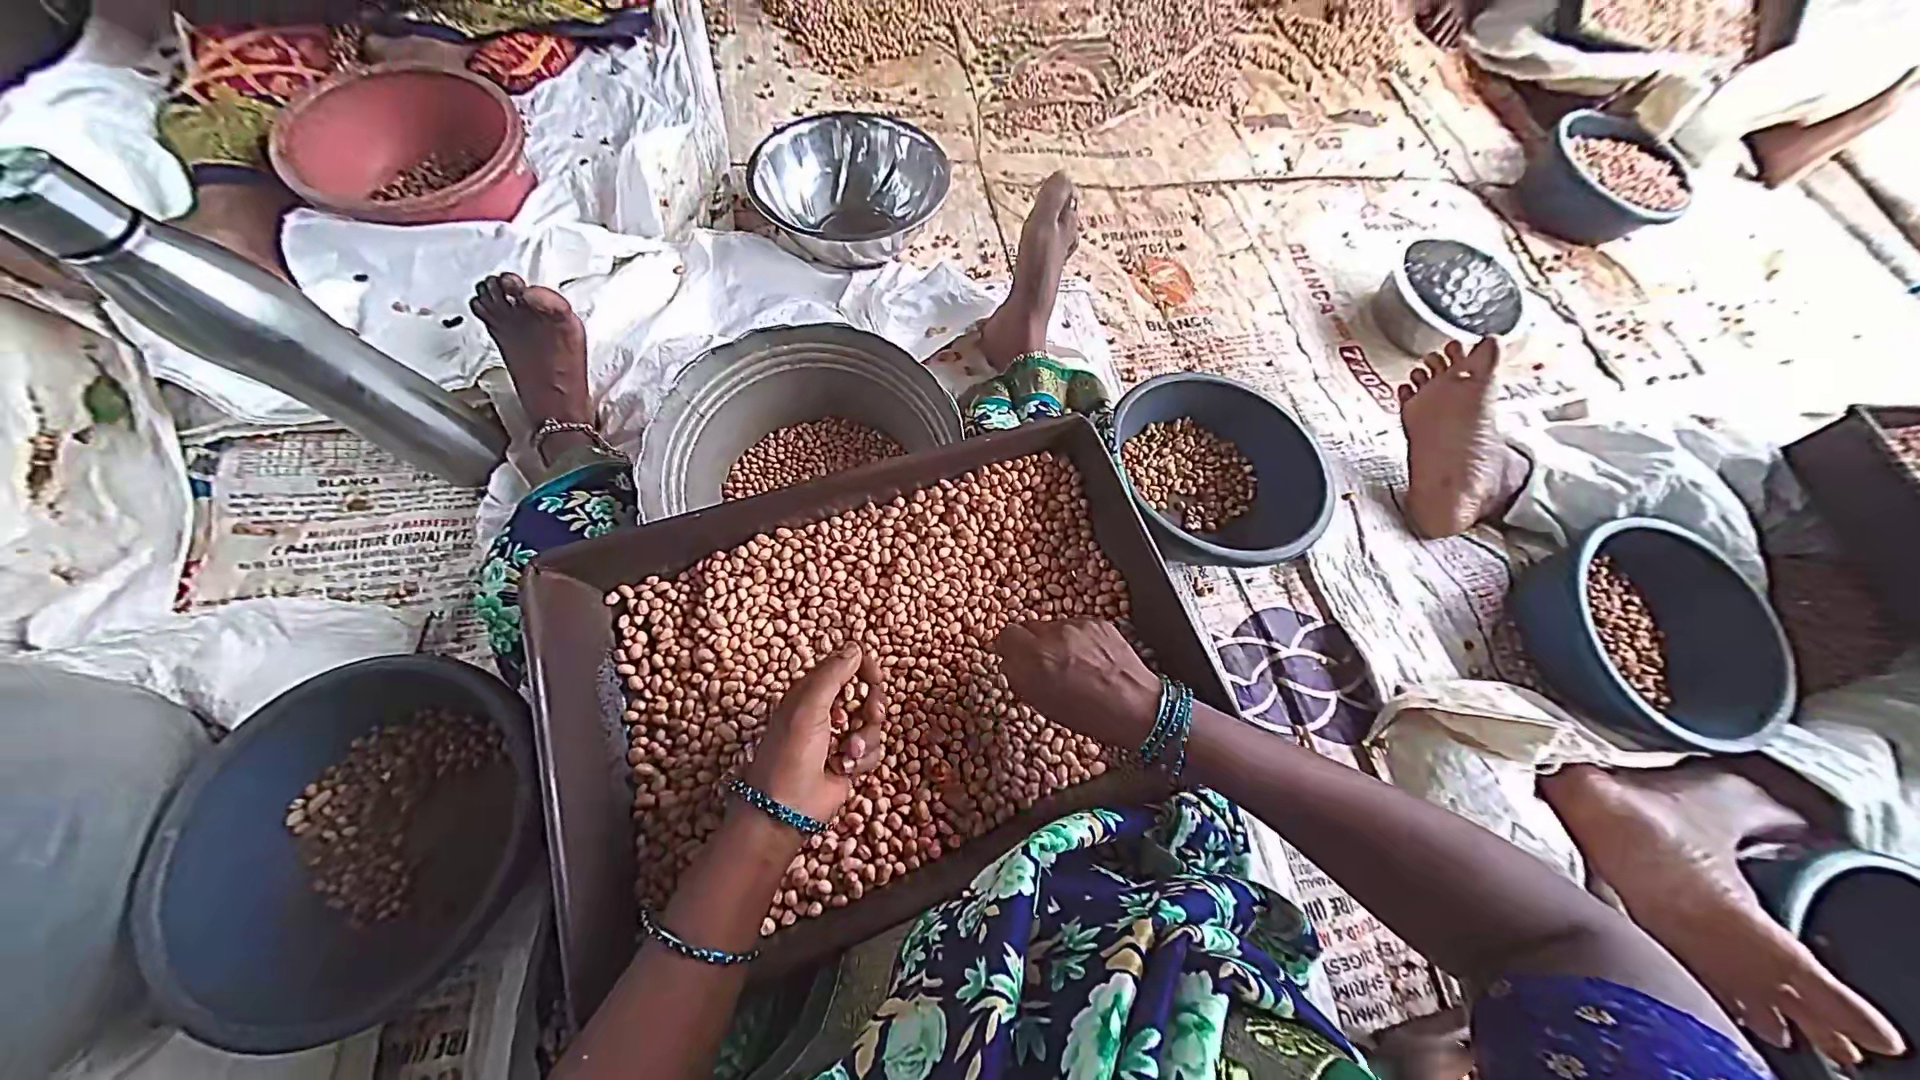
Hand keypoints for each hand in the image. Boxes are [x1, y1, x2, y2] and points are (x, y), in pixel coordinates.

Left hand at [742, 645, 886, 826]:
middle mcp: (827, 710)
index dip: (864, 668)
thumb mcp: (809, 706)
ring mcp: (839, 736)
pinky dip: (864, 758)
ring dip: (866, 737)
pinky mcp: (850, 760)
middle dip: (873, 704)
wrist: (786, 810)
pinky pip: (873, 749)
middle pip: (866, 693)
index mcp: (812, 692)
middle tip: (871, 714)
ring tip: (848, 752)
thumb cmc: (790, 754)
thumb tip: (856, 647)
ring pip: (874, 723)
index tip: (874, 677)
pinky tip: (846, 768)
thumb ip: (833, 674)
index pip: (846, 665)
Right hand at [994, 619, 1160, 748]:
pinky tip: (1089, 658)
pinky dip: (1077, 638)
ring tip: (1072, 663)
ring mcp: (1076, 626)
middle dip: (1031, 643)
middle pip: (1027, 627)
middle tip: (1042, 663)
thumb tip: (1010, 662)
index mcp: (1034, 659)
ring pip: (1052, 626)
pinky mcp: (1095, 622)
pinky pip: (1075, 625)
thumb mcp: (1042, 704)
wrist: (1135, 707)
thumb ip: (1020, 677)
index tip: (1014, 656)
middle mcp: (1052, 637)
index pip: (1006, 636)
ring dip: (1055, 641)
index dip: (1010, 647)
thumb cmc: (1089, 714)